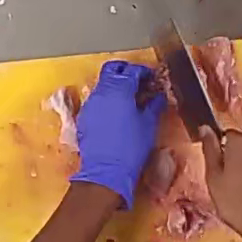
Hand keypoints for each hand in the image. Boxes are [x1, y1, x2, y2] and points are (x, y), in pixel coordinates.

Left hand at [71, 61, 165, 207]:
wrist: (106, 172)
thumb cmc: (131, 149)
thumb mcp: (149, 125)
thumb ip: (154, 106)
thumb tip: (158, 98)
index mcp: (119, 90)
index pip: (132, 70)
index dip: (143, 72)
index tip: (151, 78)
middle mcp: (102, 92)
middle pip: (112, 70)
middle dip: (125, 72)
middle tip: (138, 81)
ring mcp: (90, 104)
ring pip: (102, 84)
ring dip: (115, 85)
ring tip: (129, 98)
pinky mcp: (84, 117)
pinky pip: (96, 100)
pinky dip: (106, 99)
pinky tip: (117, 112)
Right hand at [198, 127, 241, 241]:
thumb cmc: (235, 201)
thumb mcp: (213, 176)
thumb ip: (209, 149)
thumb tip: (205, 128)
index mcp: (240, 141)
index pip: (223, 133)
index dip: (215, 148)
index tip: (211, 166)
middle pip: (237, 144)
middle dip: (228, 157)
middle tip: (219, 180)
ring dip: (239, 168)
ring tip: (231, 190)